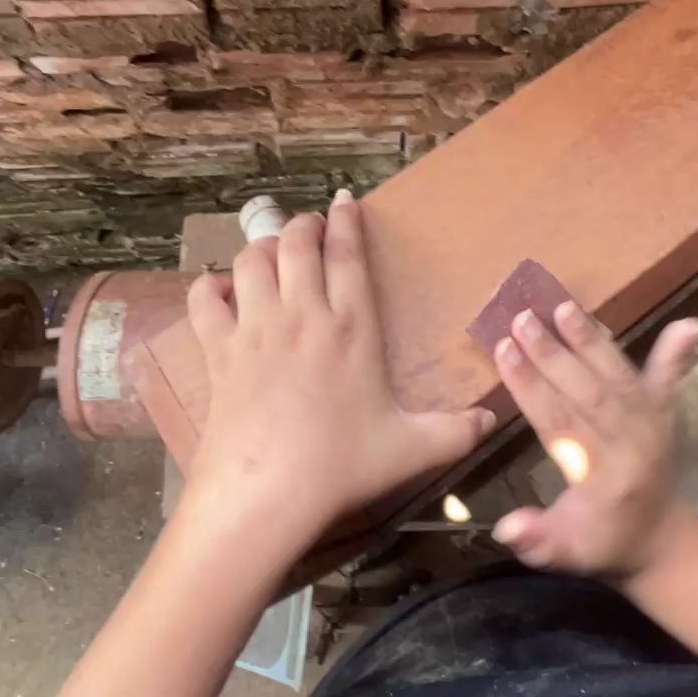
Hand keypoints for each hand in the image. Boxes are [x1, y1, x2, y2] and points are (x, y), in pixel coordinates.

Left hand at [179, 190, 496, 555]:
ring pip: (252, 261)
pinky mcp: (219, 352)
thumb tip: (492, 422)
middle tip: (309, 226)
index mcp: (351, 327)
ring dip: (261, 247)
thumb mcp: (410, 450)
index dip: (347, 221)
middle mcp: (303, 315)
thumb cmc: (341, 466)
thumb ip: (455, 432)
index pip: (348, 255)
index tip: (345, 201)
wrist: (265, 496)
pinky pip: (205, 303)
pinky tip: (216, 290)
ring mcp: (255, 329)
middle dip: (303, 225)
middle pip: (297, 244)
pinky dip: (208, 288)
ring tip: (271, 251)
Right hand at [490, 301, 697, 578]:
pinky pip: (668, 379)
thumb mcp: (566, 553)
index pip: (560, 421)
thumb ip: (539, 541)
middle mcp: (631, 441)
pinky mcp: (663, 412)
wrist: (657, 540)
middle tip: (521, 317)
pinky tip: (691, 324)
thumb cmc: (601, 543)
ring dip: (590, 338)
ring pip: (617, 374)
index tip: (504, 348)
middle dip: (552, 351)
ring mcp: (652, 423)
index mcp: (603, 475)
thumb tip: (507, 527)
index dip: (530, 384)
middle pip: (587, 389)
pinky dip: (677, 352)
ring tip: (562, 304)